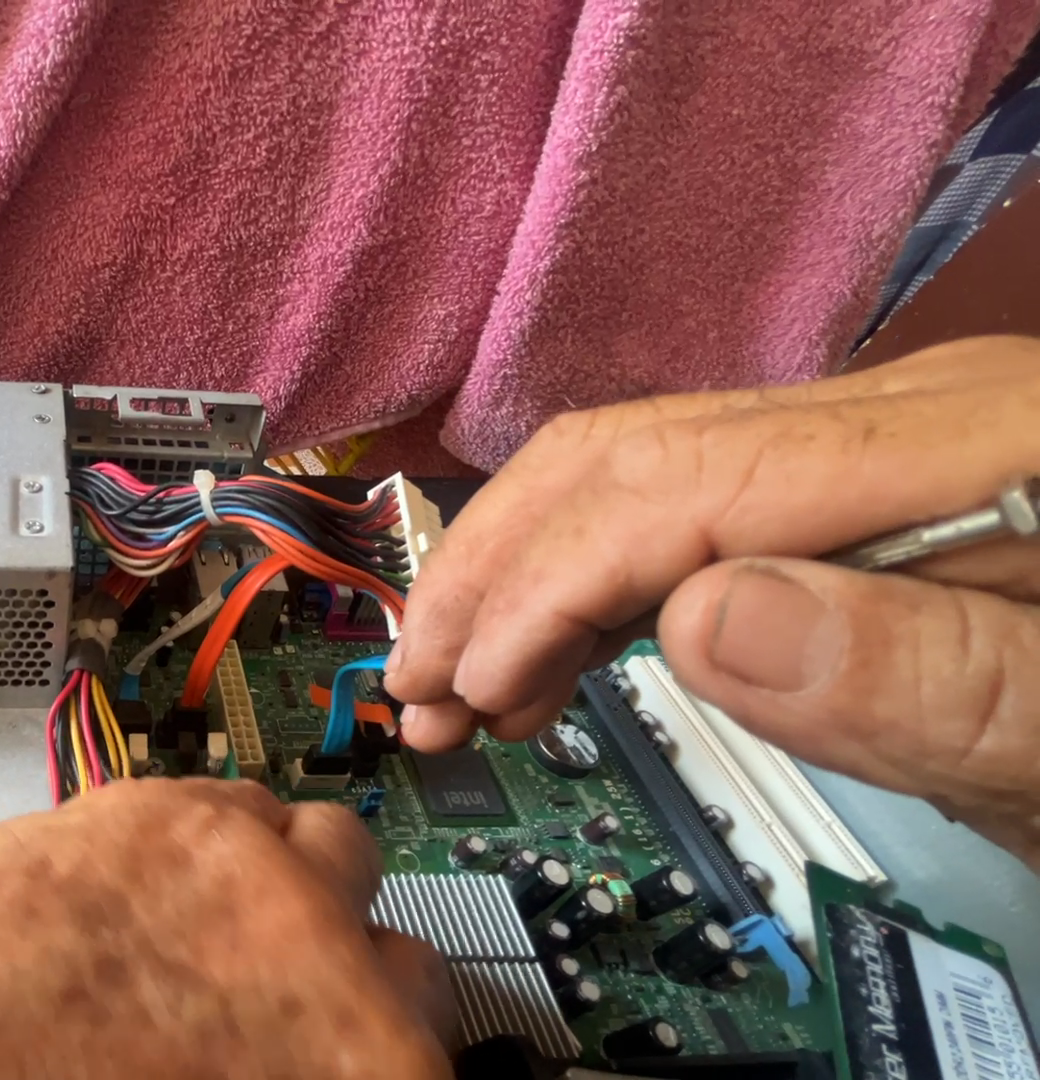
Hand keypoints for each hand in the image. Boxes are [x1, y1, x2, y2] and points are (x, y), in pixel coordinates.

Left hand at [0, 777, 455, 1076]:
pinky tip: (168, 875)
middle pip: (413, 967)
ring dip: (301, 886)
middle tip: (289, 999)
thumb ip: (288, 1075)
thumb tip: (297, 1049)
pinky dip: (228, 837)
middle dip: (360, 983)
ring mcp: (258, 877)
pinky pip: (246, 804)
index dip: (382, 1061)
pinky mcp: (179, 813)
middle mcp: (330, 973)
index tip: (338, 1054)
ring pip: (338, 851)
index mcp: (357, 1078)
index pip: (429, 1059)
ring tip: (231, 918)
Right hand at [384, 335, 1039, 867]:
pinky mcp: (796, 499)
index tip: (474, 686)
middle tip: (415, 680)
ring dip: (499, 590)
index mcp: (971, 442)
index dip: (546, 583)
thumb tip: (705, 621)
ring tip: (451, 692)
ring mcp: (829, 450)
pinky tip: (531, 668)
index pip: (674, 483)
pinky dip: (558, 601)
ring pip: (598, 485)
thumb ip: (935, 679)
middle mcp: (876, 418)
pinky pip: (636, 524)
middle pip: (605, 460)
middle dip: (485, 573)